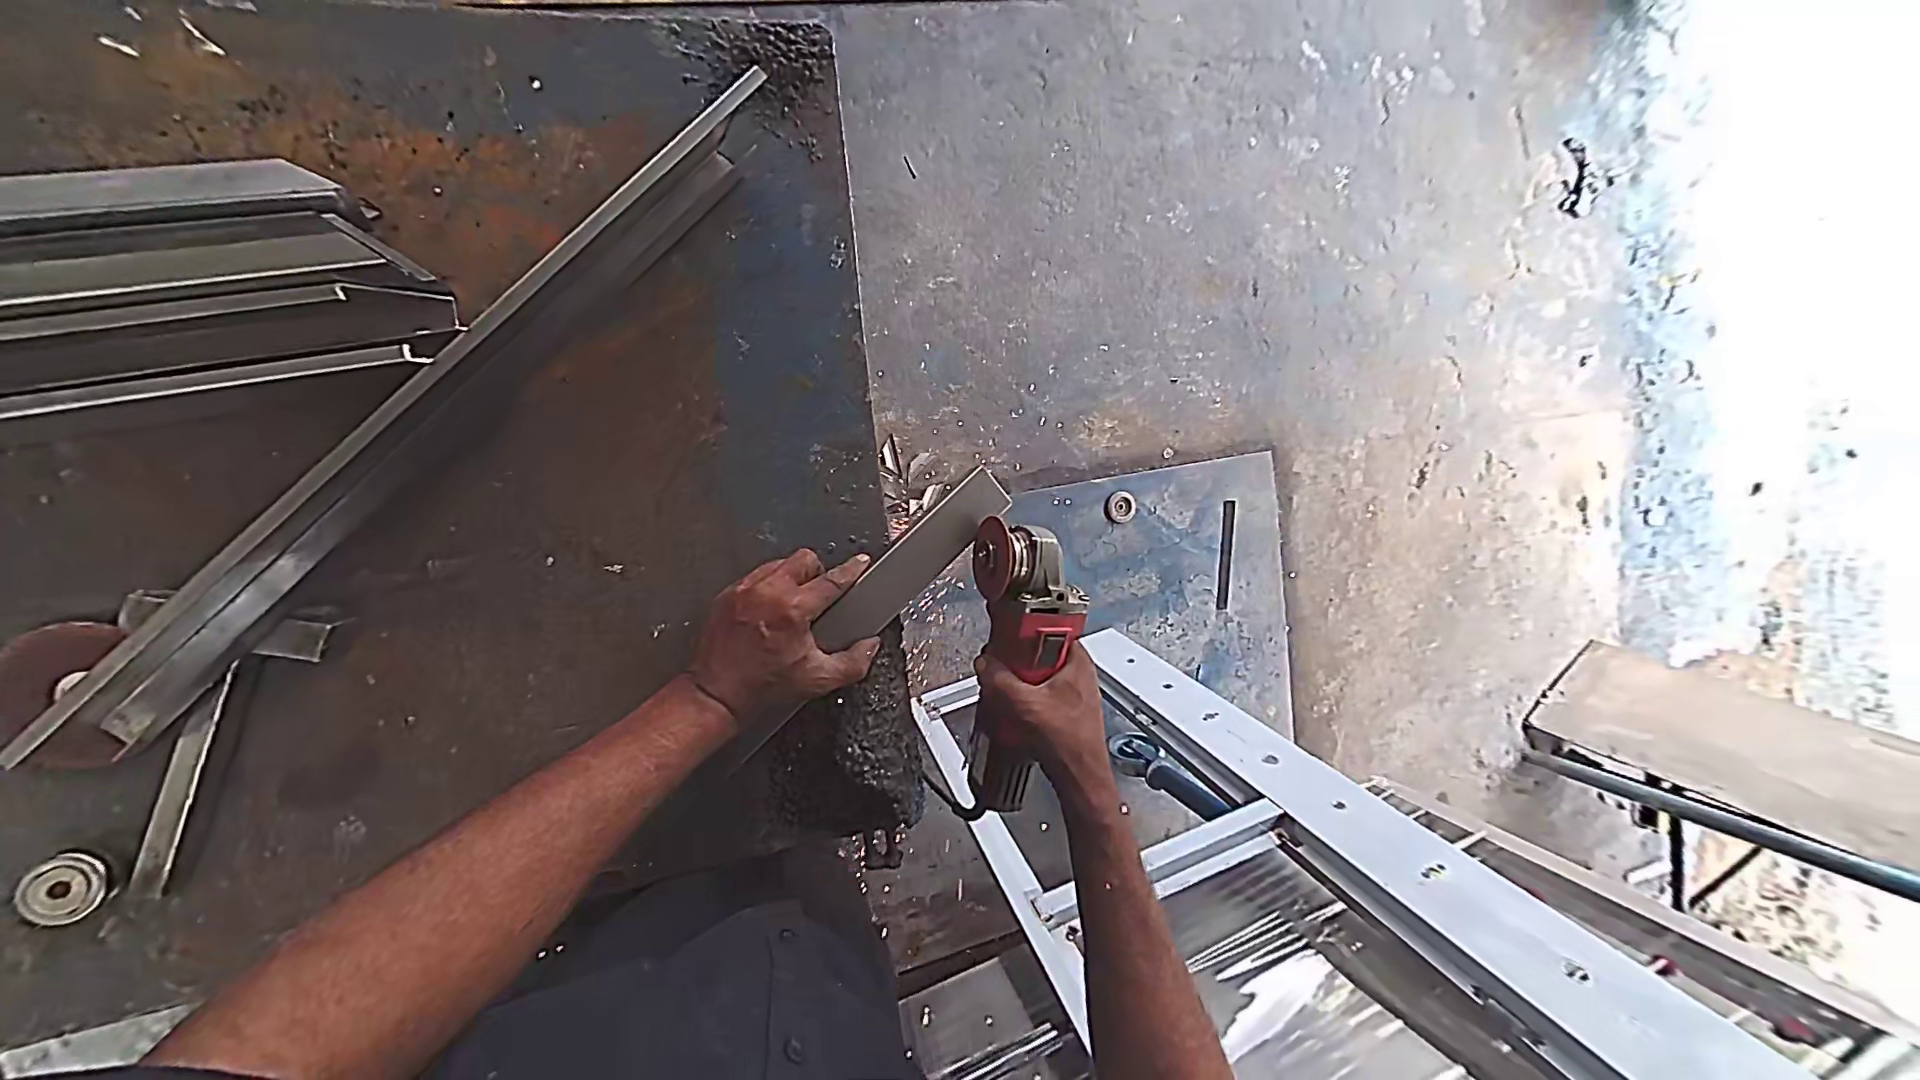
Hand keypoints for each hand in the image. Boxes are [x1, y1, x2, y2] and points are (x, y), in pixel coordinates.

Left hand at [688, 549, 881, 727]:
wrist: (716, 695)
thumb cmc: (760, 687)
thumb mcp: (817, 680)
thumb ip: (853, 662)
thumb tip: (869, 646)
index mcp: (792, 609)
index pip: (832, 580)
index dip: (851, 570)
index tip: (860, 564)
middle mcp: (767, 593)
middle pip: (804, 560)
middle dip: (818, 573)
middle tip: (819, 595)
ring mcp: (744, 591)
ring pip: (779, 564)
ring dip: (791, 579)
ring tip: (793, 604)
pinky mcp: (727, 595)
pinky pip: (755, 577)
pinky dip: (767, 587)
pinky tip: (769, 609)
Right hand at [973, 643, 1111, 799]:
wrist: (1080, 776)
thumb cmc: (1068, 742)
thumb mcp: (1024, 703)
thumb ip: (999, 679)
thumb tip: (986, 664)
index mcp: (1078, 661)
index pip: (1052, 628)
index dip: (1028, 630)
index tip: (1011, 634)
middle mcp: (1081, 673)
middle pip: (1042, 653)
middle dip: (1020, 660)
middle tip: (1004, 666)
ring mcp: (1077, 692)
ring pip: (1042, 674)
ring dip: (1023, 680)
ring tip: (1008, 689)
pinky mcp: (1069, 709)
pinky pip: (1044, 692)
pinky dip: (1029, 697)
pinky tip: (1018, 709)